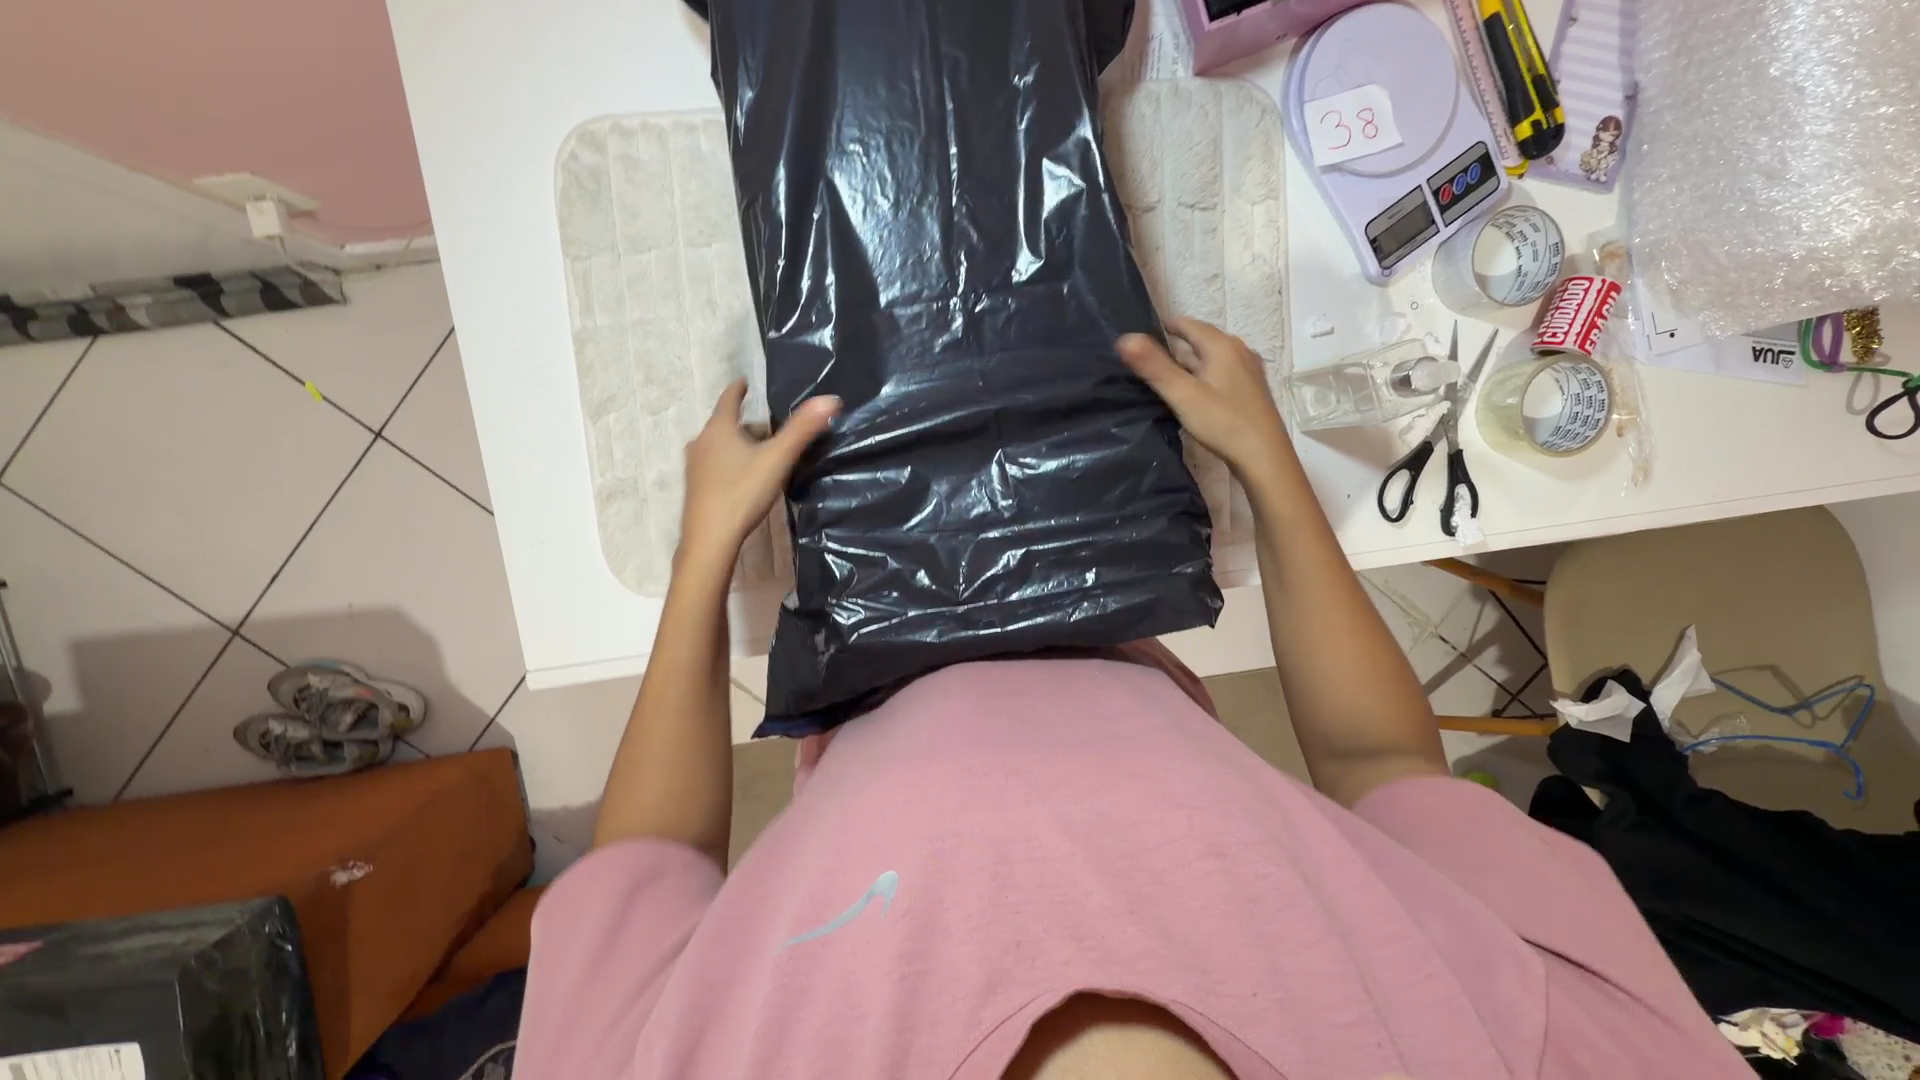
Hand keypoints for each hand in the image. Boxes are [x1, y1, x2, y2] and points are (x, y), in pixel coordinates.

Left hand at [679, 379, 838, 569]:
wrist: (709, 539)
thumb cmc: (742, 492)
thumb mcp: (778, 459)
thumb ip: (802, 429)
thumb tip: (830, 400)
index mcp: (718, 429)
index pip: (729, 399)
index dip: (739, 389)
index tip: (745, 382)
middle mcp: (701, 442)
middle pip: (726, 425)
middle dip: (747, 424)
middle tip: (770, 429)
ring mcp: (694, 467)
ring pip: (720, 447)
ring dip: (738, 446)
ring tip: (761, 454)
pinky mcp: (695, 489)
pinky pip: (715, 466)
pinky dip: (731, 464)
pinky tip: (745, 479)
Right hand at [1117, 317, 1290, 486]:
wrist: (1264, 456)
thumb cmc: (1222, 422)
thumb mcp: (1182, 394)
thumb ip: (1153, 366)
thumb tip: (1124, 339)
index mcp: (1222, 346)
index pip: (1189, 325)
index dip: (1168, 326)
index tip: (1148, 332)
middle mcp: (1239, 351)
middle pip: (1203, 340)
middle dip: (1179, 344)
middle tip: (1154, 354)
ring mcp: (1249, 371)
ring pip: (1214, 358)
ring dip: (1193, 361)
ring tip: (1171, 372)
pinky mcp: (1251, 391)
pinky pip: (1223, 373)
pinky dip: (1206, 375)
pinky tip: (1198, 391)